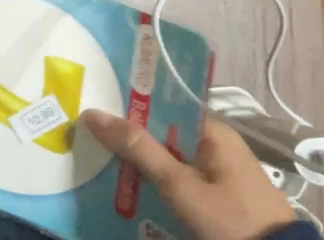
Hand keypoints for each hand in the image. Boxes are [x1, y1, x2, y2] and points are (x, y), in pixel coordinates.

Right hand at [81, 109, 296, 239]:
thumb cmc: (232, 220)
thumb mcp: (179, 185)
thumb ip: (137, 147)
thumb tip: (91, 112)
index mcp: (213, 130)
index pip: (161, 103)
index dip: (127, 102)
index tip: (94, 104)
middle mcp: (217, 143)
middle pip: (162, 130)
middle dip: (129, 134)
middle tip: (90, 133)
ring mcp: (220, 171)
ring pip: (168, 155)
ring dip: (140, 159)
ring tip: (101, 157)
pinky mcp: (220, 194)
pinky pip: (178, 175)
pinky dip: (156, 178)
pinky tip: (130, 183)